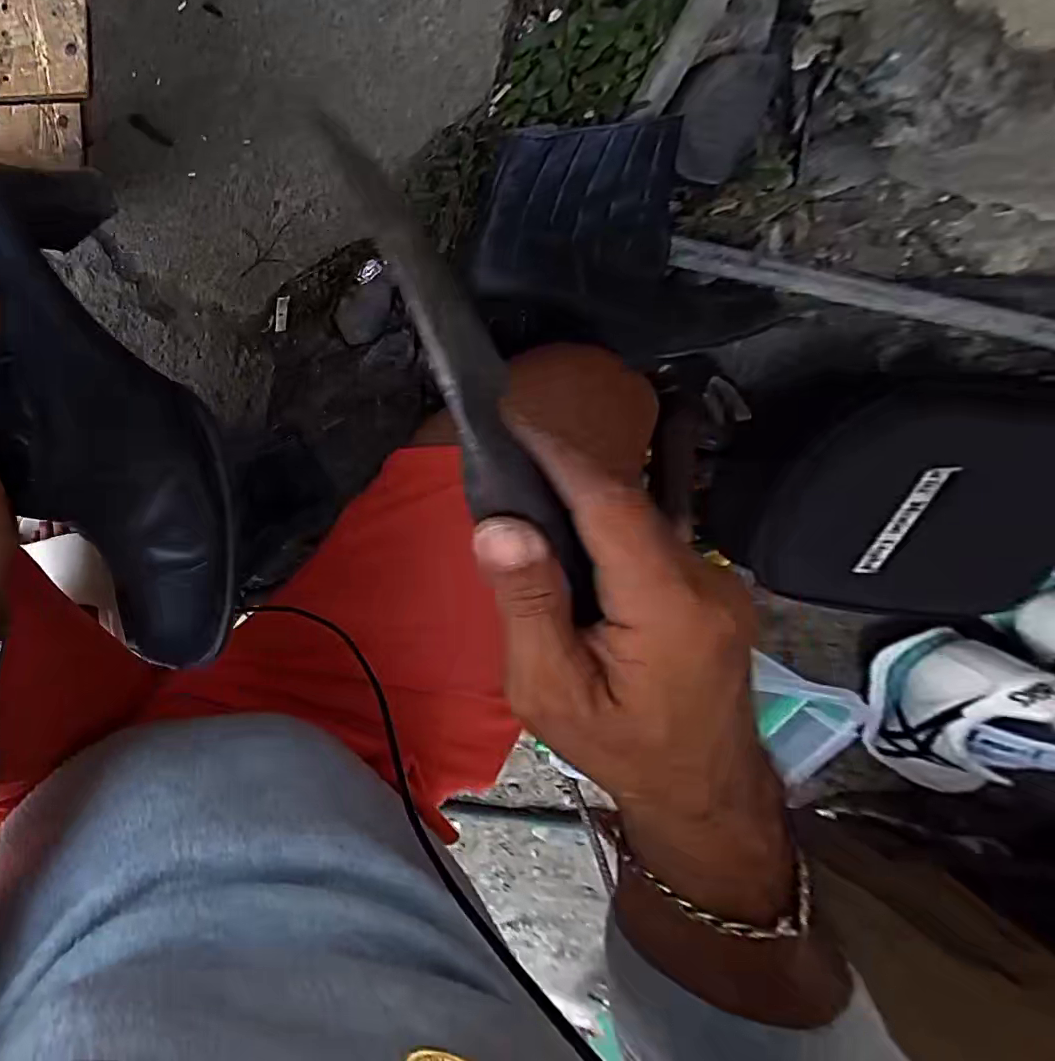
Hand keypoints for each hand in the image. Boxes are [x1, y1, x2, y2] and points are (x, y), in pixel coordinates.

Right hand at [470, 418, 786, 894]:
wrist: (700, 792)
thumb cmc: (616, 744)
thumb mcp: (549, 686)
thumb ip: (527, 604)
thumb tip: (499, 527)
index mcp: (667, 606)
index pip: (610, 506)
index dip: (561, 458)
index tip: (515, 423)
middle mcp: (705, 582)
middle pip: (624, 507)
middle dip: (561, 471)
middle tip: (501, 451)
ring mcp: (715, 585)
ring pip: (635, 522)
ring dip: (576, 498)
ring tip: (518, 486)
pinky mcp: (707, 592)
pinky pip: (644, 542)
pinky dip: (596, 525)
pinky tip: (559, 534)